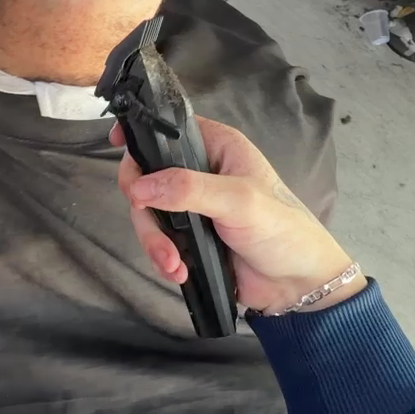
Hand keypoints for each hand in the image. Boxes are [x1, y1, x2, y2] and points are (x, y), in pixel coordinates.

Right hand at [115, 116, 360, 313]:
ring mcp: (191, 206)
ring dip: (155, 241)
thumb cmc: (281, 229)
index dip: (141, 133)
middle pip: (147, 175)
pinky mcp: (189, 237)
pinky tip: (178, 272)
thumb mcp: (239, 201)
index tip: (117, 142)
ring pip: (149, 212)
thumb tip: (139, 187)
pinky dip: (163, 257)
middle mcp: (199, 171)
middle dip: (144, 206)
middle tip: (145, 219)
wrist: (298, 284)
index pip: (169, 129)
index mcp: (217, 147)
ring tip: (173, 265)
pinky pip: (159, 239)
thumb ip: (188, 189)